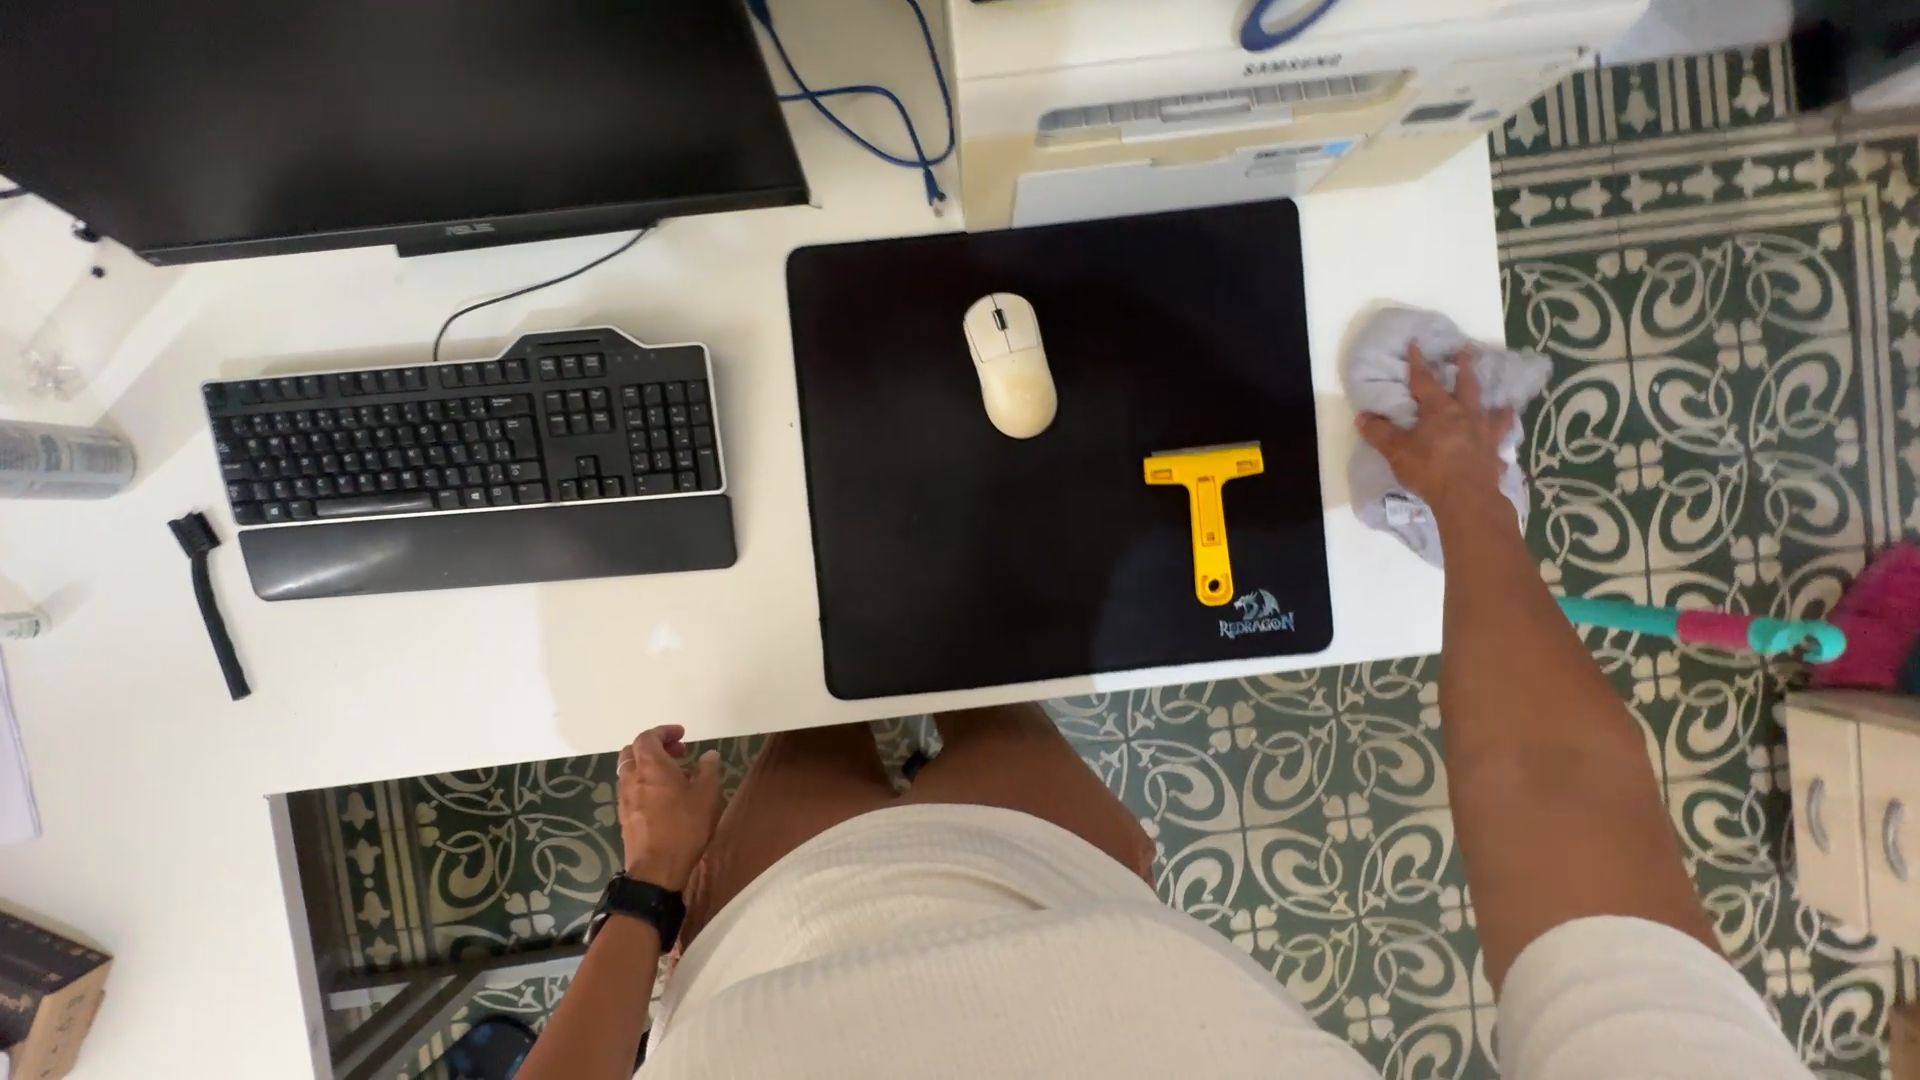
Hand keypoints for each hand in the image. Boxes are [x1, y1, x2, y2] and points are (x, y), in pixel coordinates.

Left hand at [616, 725, 724, 891]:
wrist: (657, 869)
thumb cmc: (685, 826)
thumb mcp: (708, 794)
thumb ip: (709, 769)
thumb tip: (708, 755)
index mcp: (651, 766)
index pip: (647, 737)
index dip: (664, 731)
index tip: (682, 735)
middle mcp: (632, 778)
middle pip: (632, 751)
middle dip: (654, 746)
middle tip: (677, 752)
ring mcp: (625, 799)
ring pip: (630, 771)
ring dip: (648, 766)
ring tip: (674, 776)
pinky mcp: (625, 817)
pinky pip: (631, 790)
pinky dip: (645, 783)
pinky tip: (664, 798)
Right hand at [1357, 342, 1513, 515]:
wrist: (1465, 497)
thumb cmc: (1428, 469)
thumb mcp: (1396, 451)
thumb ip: (1380, 432)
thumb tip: (1363, 416)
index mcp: (1440, 411)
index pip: (1425, 381)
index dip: (1418, 363)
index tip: (1417, 344)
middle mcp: (1466, 416)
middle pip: (1467, 386)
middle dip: (1465, 367)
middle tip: (1468, 350)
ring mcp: (1484, 434)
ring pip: (1492, 411)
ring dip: (1495, 404)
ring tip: (1502, 401)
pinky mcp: (1494, 453)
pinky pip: (1501, 441)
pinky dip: (1502, 438)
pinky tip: (1503, 440)